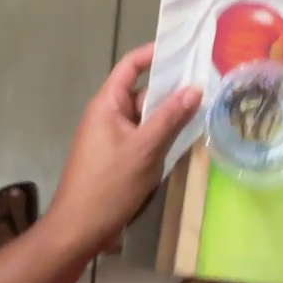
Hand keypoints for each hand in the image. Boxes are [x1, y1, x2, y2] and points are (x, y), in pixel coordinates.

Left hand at [45, 44, 200, 256]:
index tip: (184, 49)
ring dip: (168, 115)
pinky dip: (160, 135)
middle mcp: (107, 114)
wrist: (76, 232)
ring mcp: (111, 137)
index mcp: (107, 104)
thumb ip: (170, 117)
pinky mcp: (116, 157)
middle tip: (205, 84)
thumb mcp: (144, 149)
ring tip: (202, 110)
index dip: (154, 54)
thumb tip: (195, 87)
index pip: (131, 66)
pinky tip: (183, 141)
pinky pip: (142, 136)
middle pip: (142, 91)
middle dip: (170, 88)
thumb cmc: (108, 185)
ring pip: (145, 116)